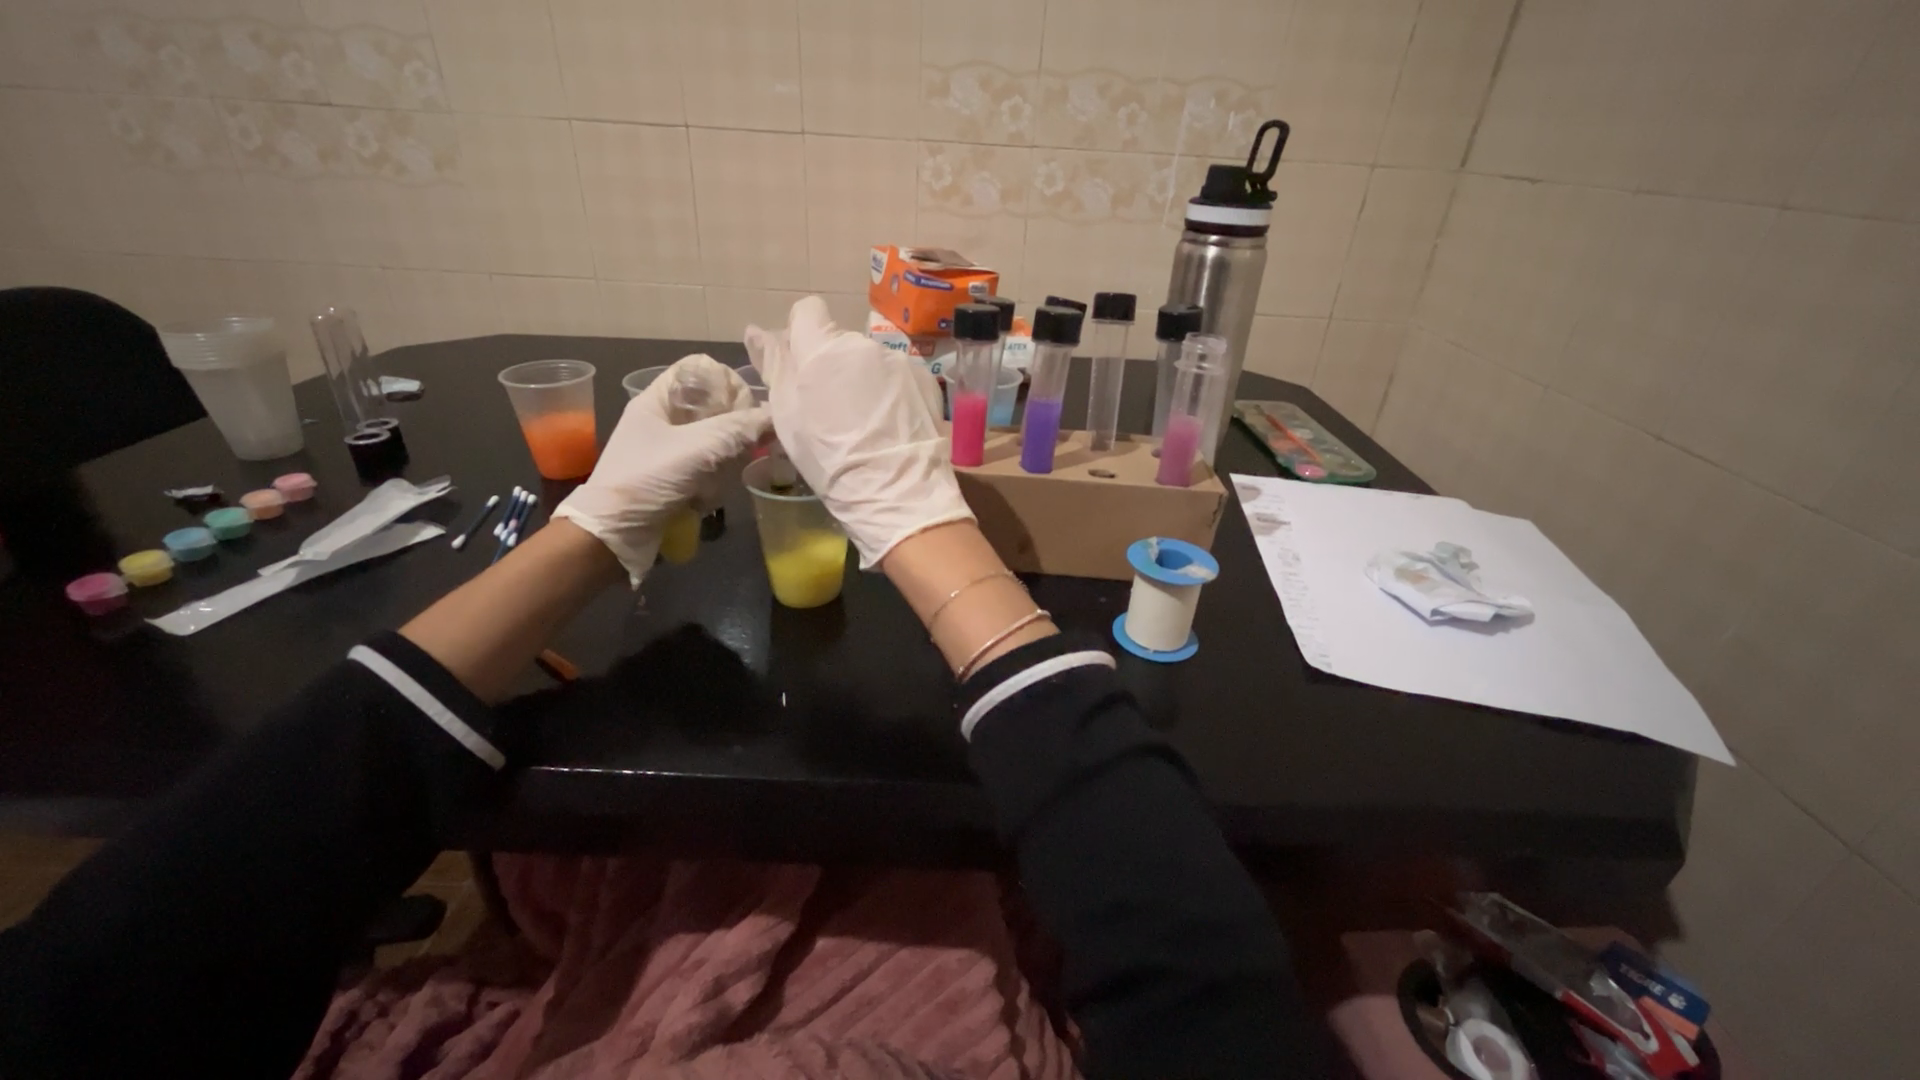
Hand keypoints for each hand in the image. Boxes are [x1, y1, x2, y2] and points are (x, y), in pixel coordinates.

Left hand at [552, 354, 766, 583]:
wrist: (611, 537)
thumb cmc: (647, 481)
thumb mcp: (697, 450)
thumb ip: (739, 430)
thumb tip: (777, 417)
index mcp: (657, 400)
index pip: (701, 370)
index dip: (726, 382)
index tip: (744, 408)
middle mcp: (664, 420)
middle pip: (714, 406)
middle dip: (734, 426)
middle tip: (746, 444)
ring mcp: (670, 451)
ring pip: (717, 440)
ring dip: (728, 458)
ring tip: (728, 473)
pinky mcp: (677, 479)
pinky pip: (710, 468)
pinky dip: (718, 479)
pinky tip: (713, 495)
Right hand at [744, 296, 973, 567]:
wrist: (897, 492)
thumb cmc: (831, 459)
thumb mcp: (789, 417)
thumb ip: (775, 366)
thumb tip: (758, 331)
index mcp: (824, 347)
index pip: (807, 311)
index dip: (801, 334)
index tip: (802, 366)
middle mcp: (864, 343)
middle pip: (840, 341)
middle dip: (832, 365)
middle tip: (832, 409)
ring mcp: (899, 361)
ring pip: (870, 360)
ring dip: (864, 380)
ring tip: (866, 424)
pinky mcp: (925, 380)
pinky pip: (898, 376)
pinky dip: (891, 393)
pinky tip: (890, 427)